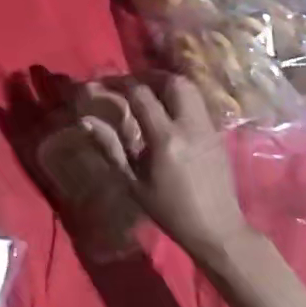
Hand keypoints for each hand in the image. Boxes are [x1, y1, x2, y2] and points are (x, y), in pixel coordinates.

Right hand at [78, 74, 252, 260]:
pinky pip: (198, 102)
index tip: (101, 84)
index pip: (141, 94)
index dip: (118, 83)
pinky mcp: (217, 134)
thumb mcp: (134, 183)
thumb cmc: (170, 210)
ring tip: (146, 91)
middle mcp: (190, 126)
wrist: (218, 230)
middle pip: (172, 82)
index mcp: (166, 138)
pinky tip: (166, 110)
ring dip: (165, 83)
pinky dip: (179, 96)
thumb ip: (111, 147)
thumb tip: (86, 121)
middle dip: (147, 76)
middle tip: (128, 82)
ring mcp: (208, 128)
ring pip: (189, 88)